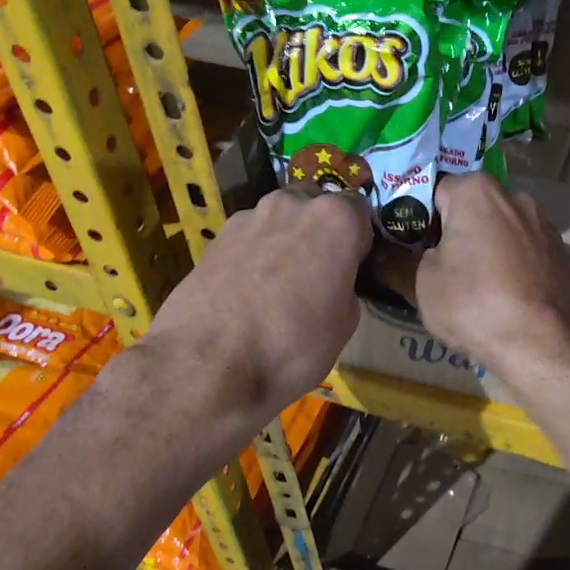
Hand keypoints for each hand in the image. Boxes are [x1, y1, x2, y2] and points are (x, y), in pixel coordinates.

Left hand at [144, 190, 370, 413]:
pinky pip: (247, 240)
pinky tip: (247, 294)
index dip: (358, 240)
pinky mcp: (214, 238)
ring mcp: (247, 218)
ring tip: (278, 287)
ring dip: (283, 241)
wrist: (209, 364)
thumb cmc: (293, 344)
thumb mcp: (345, 324)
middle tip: (317, 274)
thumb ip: (345, 286)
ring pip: (278, 221)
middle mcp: (290, 205)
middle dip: (318, 231)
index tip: (354, 267)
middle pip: (314, 205)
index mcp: (334, 219)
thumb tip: (332, 282)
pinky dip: (253, 257)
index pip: (360, 210)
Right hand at [410, 173, 569, 379]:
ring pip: (499, 232)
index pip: (433, 191)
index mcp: (476, 190)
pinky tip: (502, 300)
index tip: (407, 250)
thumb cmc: (473, 304)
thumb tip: (372, 254)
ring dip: (483, 251)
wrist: (542, 346)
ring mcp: (544, 226)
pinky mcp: (563, 255)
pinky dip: (510, 269)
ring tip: (470, 290)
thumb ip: (393, 262)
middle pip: (470, 209)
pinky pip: (523, 254)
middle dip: (452, 234)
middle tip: (435, 272)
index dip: (416, 220)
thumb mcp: (419, 284)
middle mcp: (515, 196)